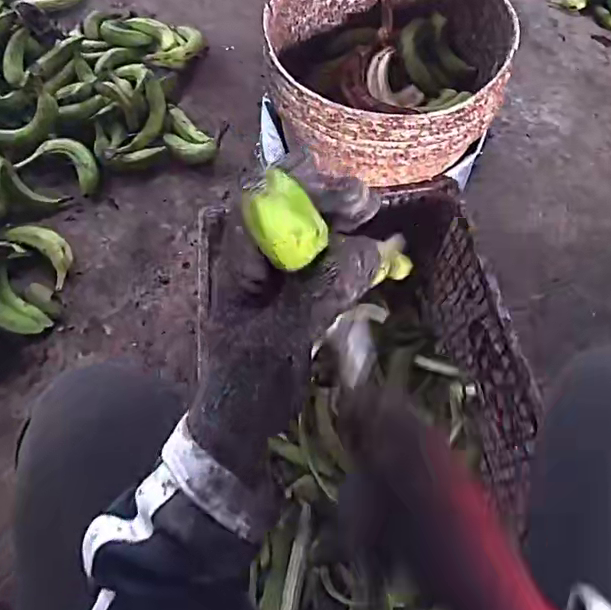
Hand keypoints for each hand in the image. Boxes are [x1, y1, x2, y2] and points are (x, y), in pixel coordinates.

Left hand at [188, 165, 381, 484]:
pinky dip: (349, 243)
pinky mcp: (296, 280)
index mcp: (237, 255)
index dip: (306, 187)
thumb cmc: (251, 381)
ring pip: (310, 220)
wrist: (241, 422)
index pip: (265, 197)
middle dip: (330, 197)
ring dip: (342, 215)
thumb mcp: (285, 338)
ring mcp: (275, 263)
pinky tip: (373, 250)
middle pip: (290, 200)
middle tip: (367, 205)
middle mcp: (255, 249)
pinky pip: (324, 248)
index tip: (348, 198)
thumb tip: (373, 249)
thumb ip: (325, 290)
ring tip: (371, 215)